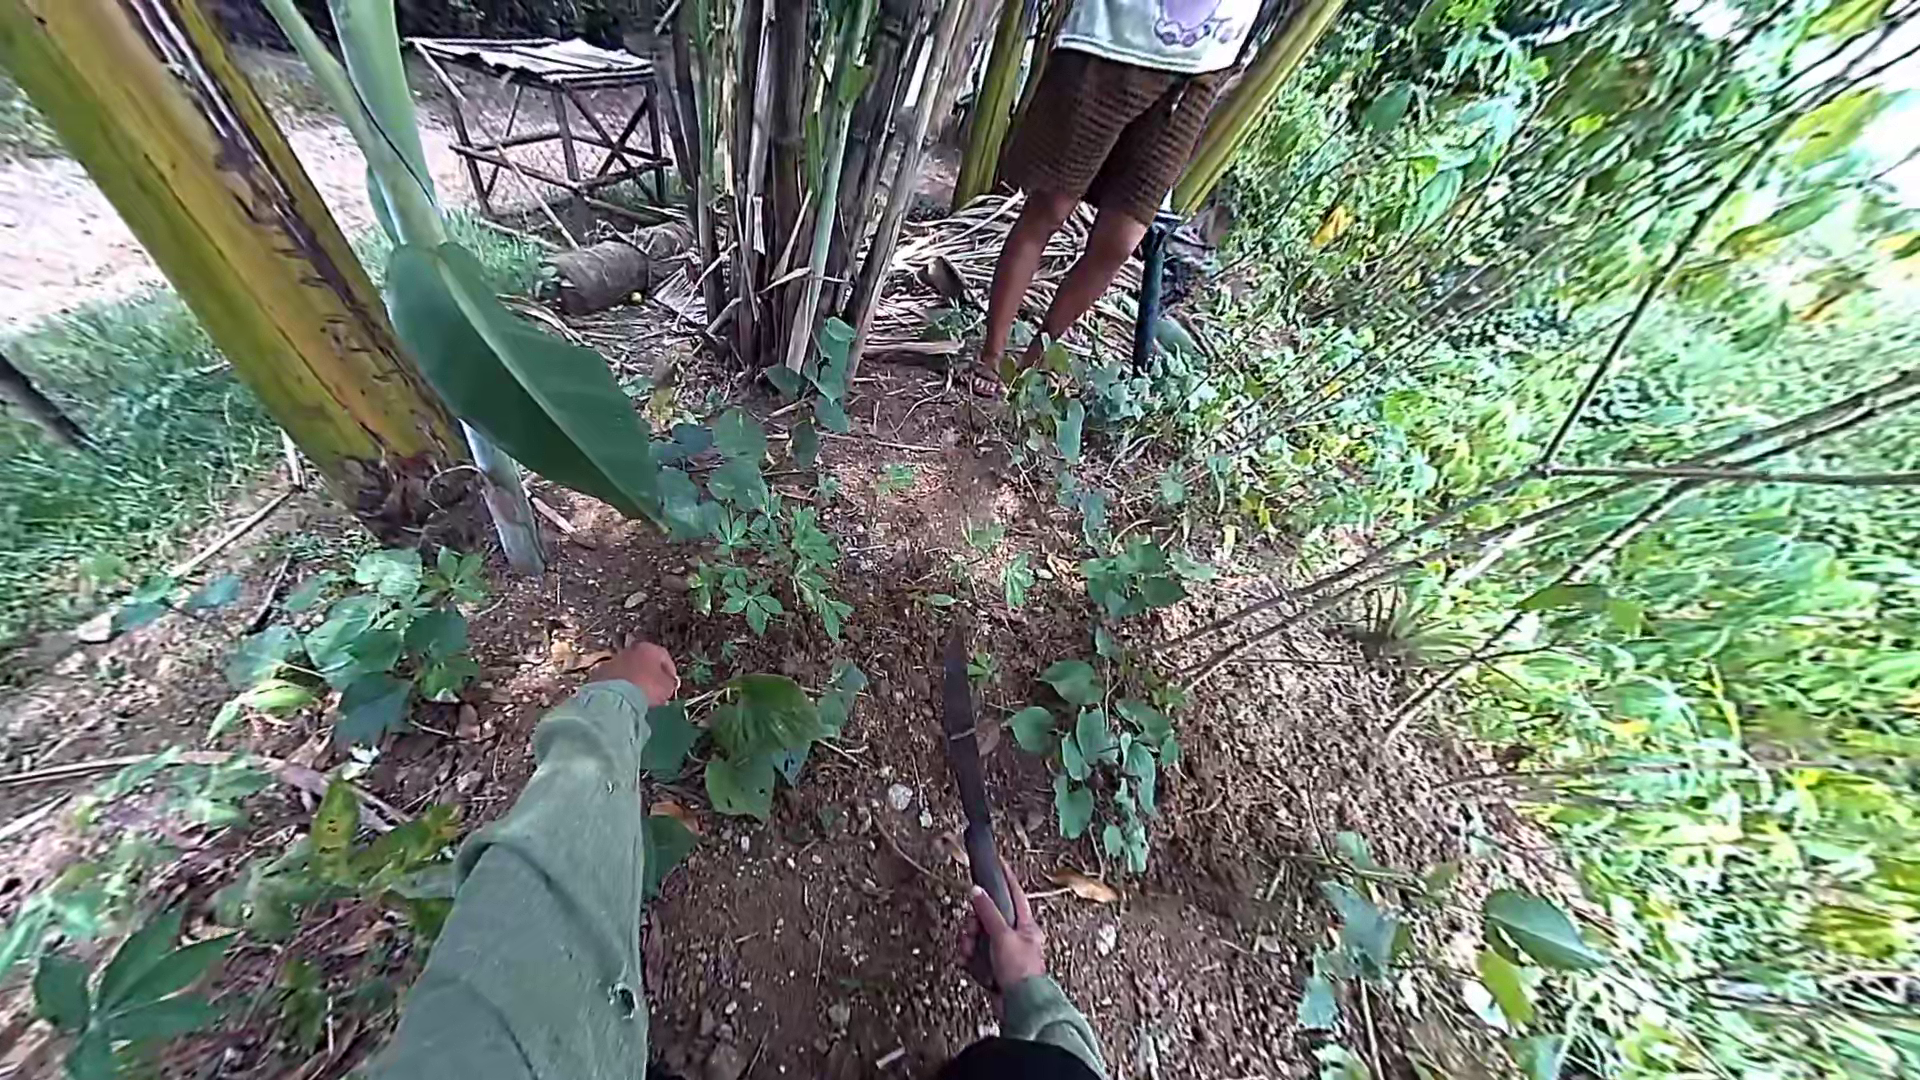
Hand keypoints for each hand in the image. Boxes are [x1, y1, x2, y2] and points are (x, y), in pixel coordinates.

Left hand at [589, 642, 678, 706]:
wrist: (614, 701)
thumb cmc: (646, 689)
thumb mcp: (667, 687)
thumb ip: (669, 682)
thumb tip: (668, 683)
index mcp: (648, 648)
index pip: (664, 656)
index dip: (669, 671)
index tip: (671, 682)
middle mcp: (628, 651)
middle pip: (643, 662)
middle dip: (649, 675)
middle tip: (655, 689)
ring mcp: (611, 663)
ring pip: (627, 671)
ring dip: (633, 681)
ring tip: (639, 697)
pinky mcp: (597, 676)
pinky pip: (614, 681)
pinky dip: (619, 688)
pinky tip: (624, 699)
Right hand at [958, 857, 1045, 989]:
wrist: (1021, 1009)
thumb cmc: (1022, 972)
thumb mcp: (1003, 935)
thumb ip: (989, 912)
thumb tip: (978, 891)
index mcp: (1025, 924)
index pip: (1014, 892)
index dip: (1006, 877)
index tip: (998, 862)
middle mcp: (1015, 936)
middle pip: (990, 915)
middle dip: (975, 920)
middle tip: (971, 927)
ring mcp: (1003, 952)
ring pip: (980, 935)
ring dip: (969, 941)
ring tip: (968, 949)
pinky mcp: (993, 968)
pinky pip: (976, 955)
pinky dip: (969, 956)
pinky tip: (967, 960)